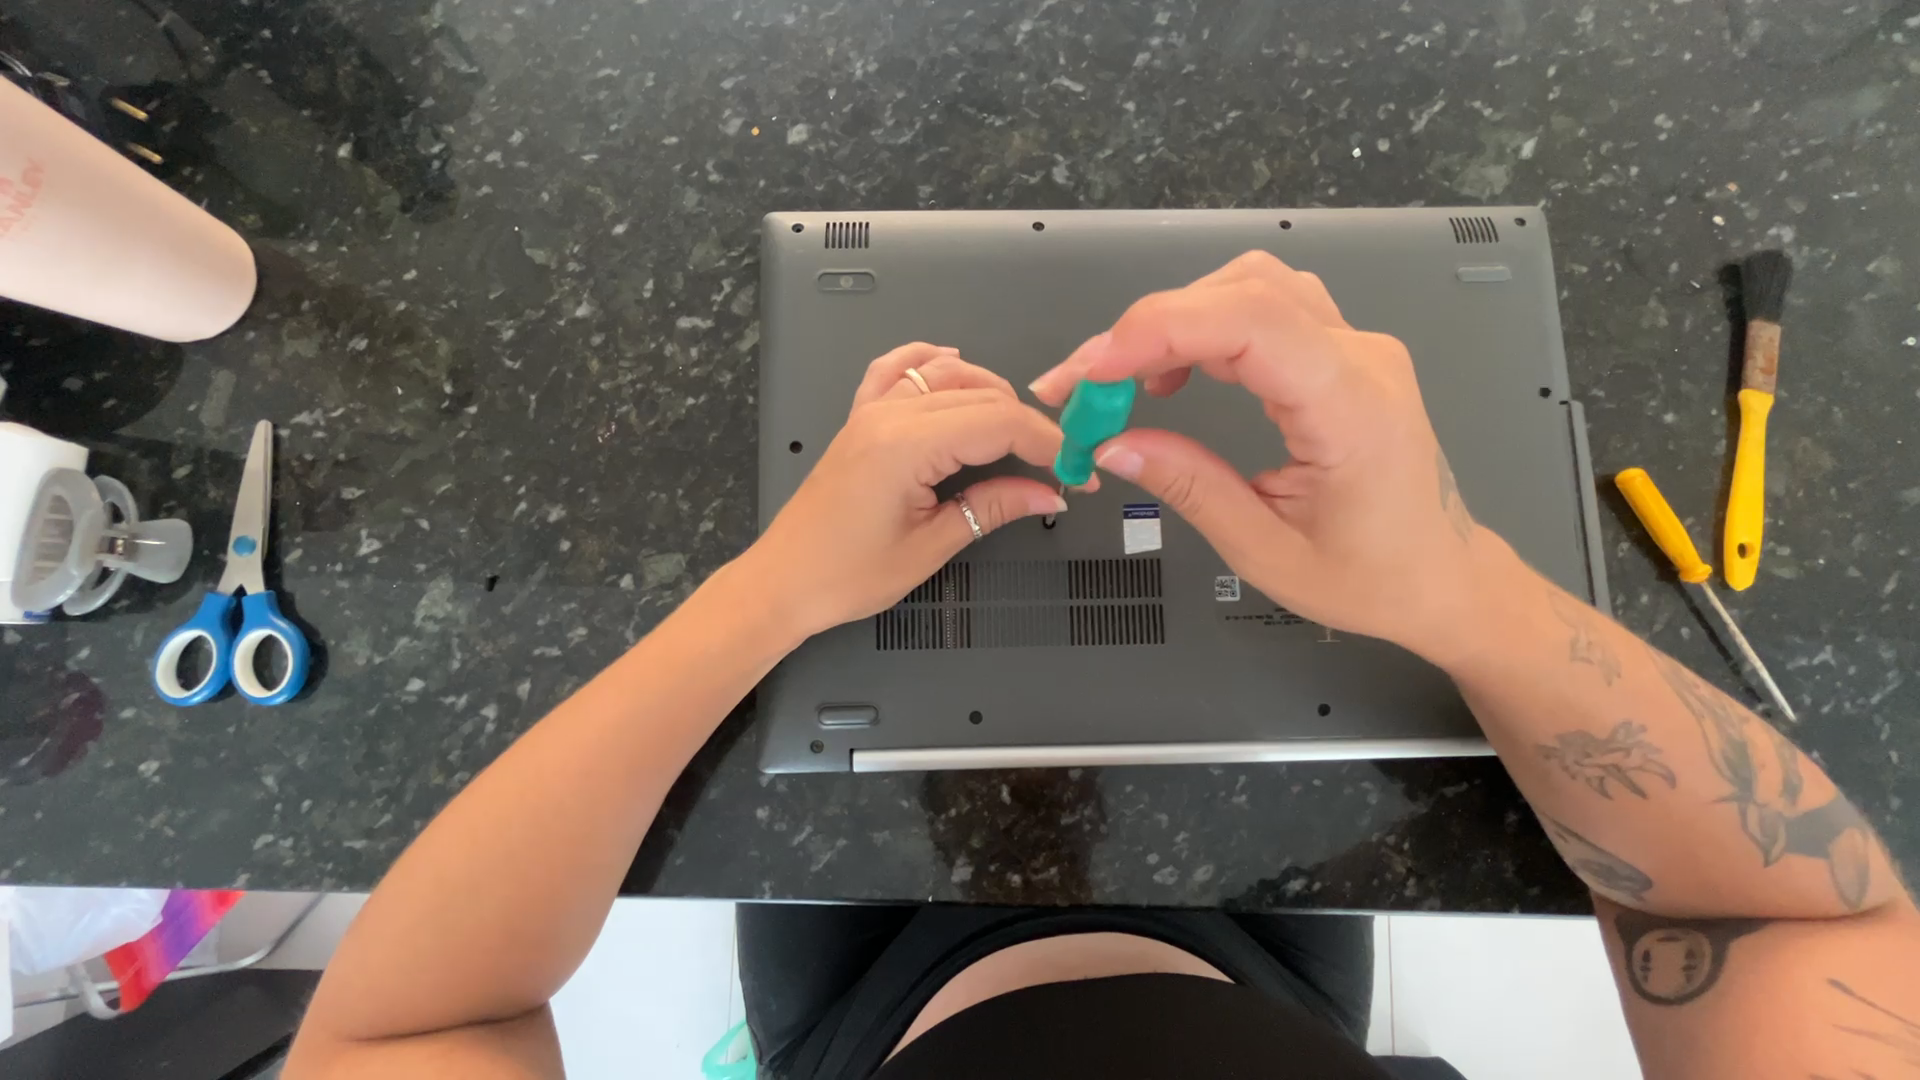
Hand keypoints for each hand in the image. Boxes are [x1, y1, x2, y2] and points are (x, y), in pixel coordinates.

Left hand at [748, 342, 1074, 639]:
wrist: (784, 582)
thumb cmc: (843, 575)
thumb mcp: (930, 546)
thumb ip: (993, 509)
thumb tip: (1046, 494)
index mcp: (905, 446)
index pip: (998, 423)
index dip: (1047, 444)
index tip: (1074, 469)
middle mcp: (887, 416)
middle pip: (981, 396)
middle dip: (1029, 427)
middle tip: (1057, 463)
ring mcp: (871, 412)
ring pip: (947, 374)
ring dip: (991, 394)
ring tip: (1021, 432)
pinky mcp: (861, 420)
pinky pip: (897, 369)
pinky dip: (930, 361)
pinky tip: (953, 362)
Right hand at [1029, 251, 1483, 658]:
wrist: (1443, 577)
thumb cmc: (1369, 578)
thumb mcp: (1265, 550)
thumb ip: (1190, 488)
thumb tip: (1111, 444)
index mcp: (1351, 408)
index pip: (1250, 324)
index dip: (1158, 330)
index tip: (1089, 372)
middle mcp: (1359, 357)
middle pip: (1242, 290)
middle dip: (1146, 328)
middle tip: (1084, 386)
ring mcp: (1354, 347)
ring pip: (1251, 286)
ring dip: (1174, 322)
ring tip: (1124, 381)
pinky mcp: (1340, 353)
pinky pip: (1264, 310)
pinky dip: (1202, 329)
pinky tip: (1172, 374)